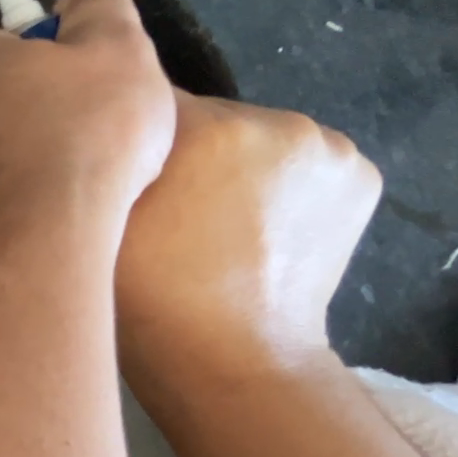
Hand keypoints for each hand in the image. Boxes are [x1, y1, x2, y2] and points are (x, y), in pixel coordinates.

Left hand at [0, 0, 176, 246]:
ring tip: (80, 156)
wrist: (41, 230)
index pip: (1, 37)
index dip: (48, 46)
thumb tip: (70, 4)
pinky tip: (54, 190)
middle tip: (93, 113)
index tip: (87, 69)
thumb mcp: (117, 45)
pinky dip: (19, 177)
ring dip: (31, 138)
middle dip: (41, 94)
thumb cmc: (85, 127)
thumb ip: (96, 10)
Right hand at [117, 93, 381, 383]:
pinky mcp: (358, 176)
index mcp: (211, 129)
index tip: (106, 168)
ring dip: (223, 164)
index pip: (149, 99)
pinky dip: (268, 182)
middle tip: (154, 205)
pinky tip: (246, 225)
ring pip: (250, 137)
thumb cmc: (144, 293)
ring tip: (199, 219)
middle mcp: (281, 123)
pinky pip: (293, 161)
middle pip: (204, 117)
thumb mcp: (99, 221)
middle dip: (177, 150)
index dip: (120, 131)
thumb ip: (104, 162)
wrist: (228, 357)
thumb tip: (102, 125)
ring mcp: (331, 150)